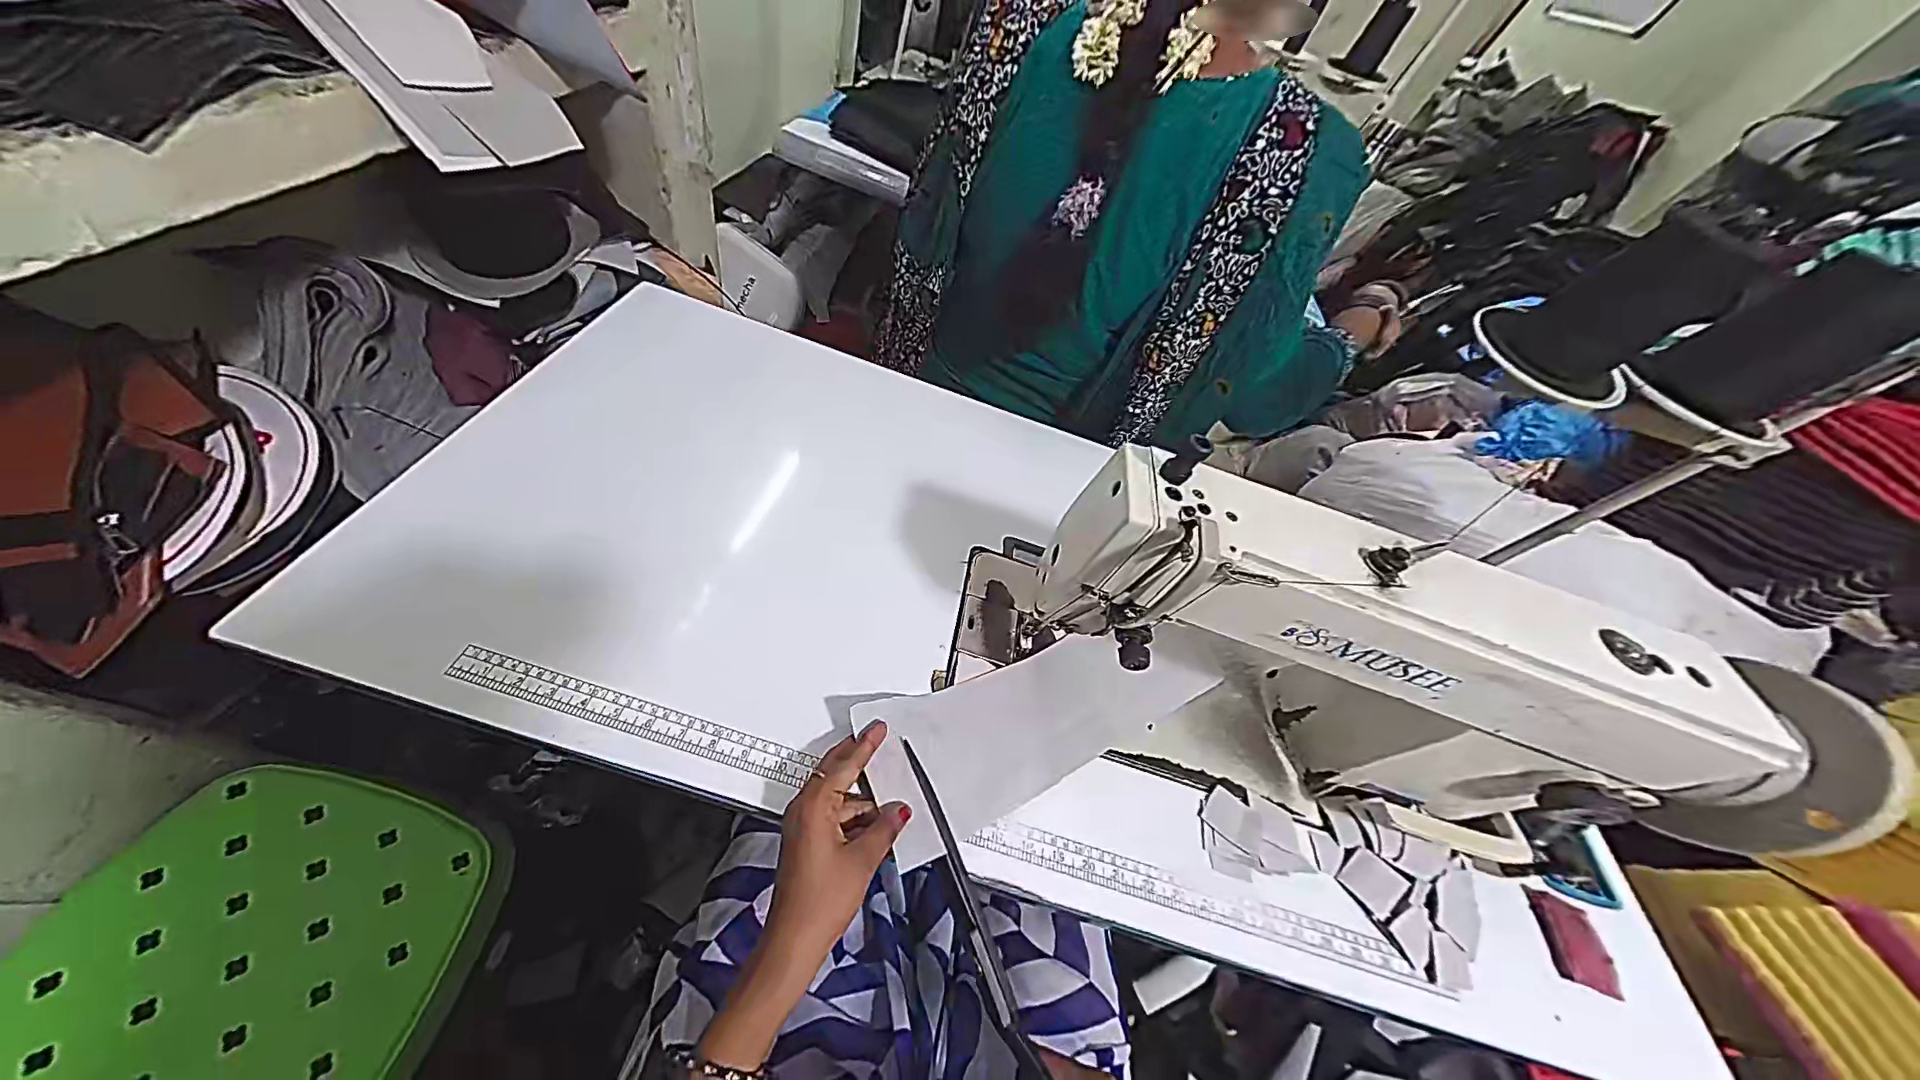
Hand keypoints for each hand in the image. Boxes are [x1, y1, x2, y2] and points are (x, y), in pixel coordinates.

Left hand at [696, 723, 908, 1071]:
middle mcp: (803, 811)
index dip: (864, 745)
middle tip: (874, 741)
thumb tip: (897, 811)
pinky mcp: (805, 842)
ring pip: (836, 798)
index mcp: (813, 807)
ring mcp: (802, 827)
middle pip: (833, 774)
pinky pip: (832, 815)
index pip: (844, 765)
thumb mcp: (862, 860)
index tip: (876, 729)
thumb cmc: (817, 903)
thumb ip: (884, 828)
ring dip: (860, 798)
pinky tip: (874, 825)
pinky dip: (853, 815)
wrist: (793, 940)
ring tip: (887, 802)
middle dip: (856, 759)